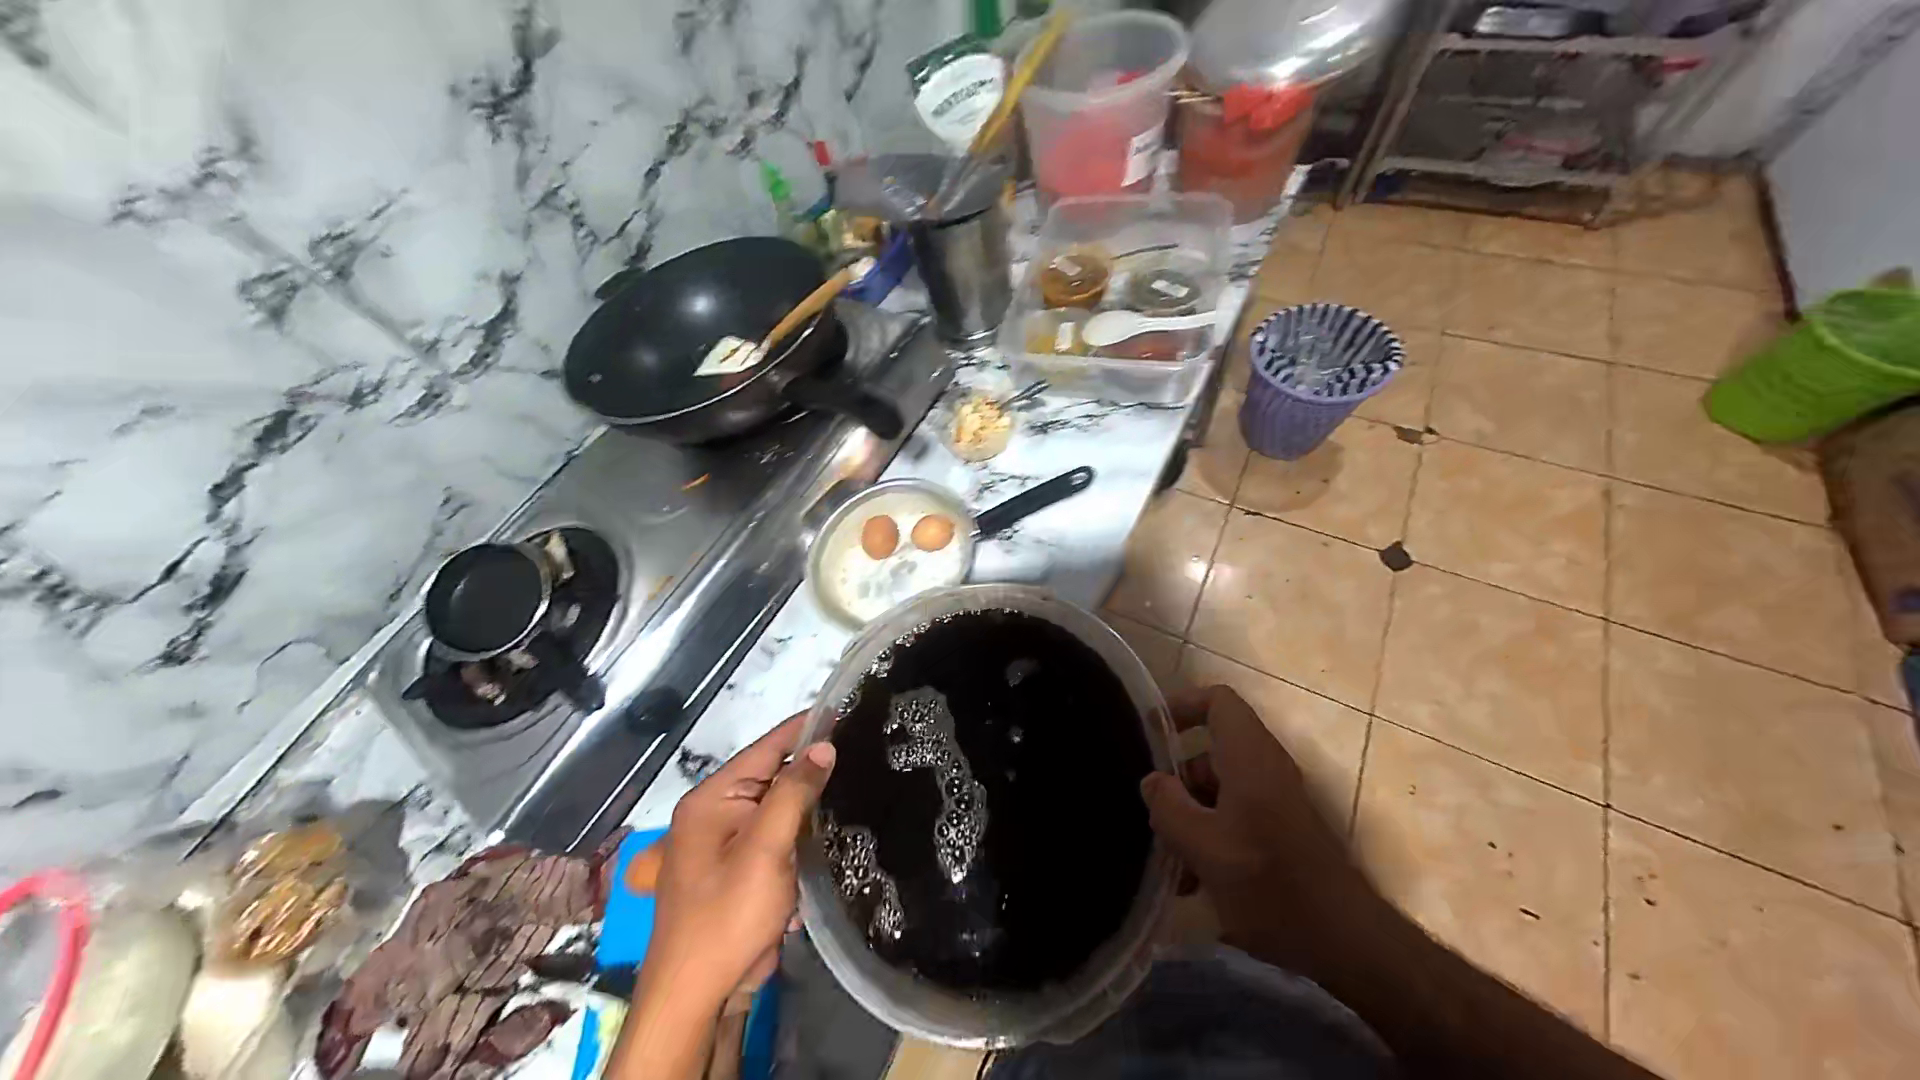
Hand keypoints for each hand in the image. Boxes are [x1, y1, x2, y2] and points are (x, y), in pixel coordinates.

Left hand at [641, 713, 836, 1010]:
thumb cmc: (728, 914)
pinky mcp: (740, 869)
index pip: (766, 749)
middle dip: (811, 767)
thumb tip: (823, 745)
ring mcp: (727, 842)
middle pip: (772, 777)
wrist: (698, 995)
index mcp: (712, 798)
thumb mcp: (765, 847)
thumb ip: (794, 792)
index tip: (844, 710)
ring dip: (809, 803)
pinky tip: (830, 827)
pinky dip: (800, 832)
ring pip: (778, 808)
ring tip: (854, 780)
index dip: (804, 728)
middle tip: (859, 748)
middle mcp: (715, 813)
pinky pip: (776, 836)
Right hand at [1139, 685, 1374, 971]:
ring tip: (1169, 861)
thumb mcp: (1204, 847)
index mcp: (1250, 758)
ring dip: (1188, 819)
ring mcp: (1274, 803)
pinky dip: (1208, 839)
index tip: (1150, 733)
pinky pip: (1233, 819)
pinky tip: (1192, 883)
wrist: (1346, 945)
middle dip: (1175, 782)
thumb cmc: (1270, 885)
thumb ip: (1168, 807)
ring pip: (1217, 791)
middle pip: (1209, 753)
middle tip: (1152, 817)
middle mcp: (1264, 770)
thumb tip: (1152, 781)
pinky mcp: (1279, 834)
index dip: (1182, 705)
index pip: (1218, 701)